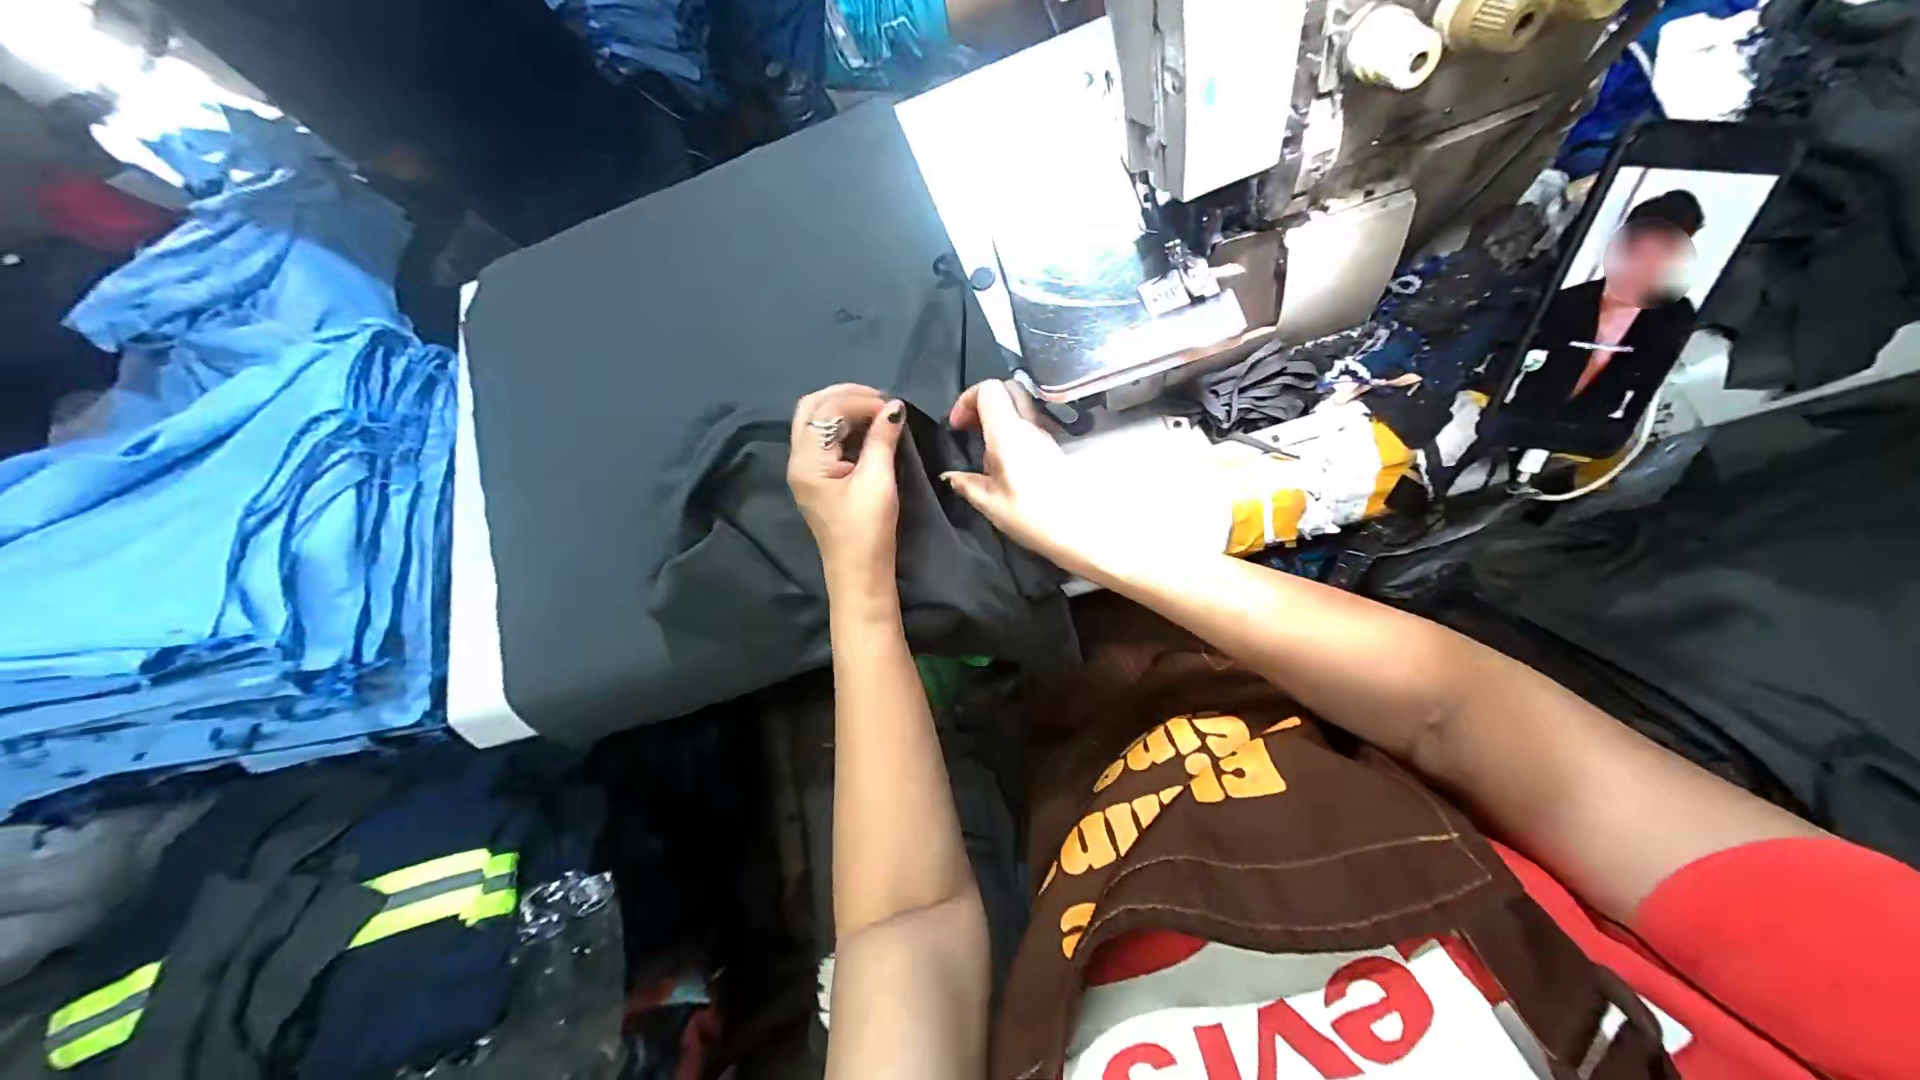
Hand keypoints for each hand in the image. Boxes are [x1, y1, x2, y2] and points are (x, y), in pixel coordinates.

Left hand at [788, 384, 906, 588]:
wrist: (858, 573)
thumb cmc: (867, 530)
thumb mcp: (878, 480)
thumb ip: (882, 438)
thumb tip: (894, 406)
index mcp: (807, 460)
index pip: (827, 410)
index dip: (861, 401)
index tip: (892, 408)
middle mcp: (798, 459)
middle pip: (812, 408)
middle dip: (846, 396)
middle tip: (880, 401)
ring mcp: (805, 469)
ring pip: (815, 421)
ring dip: (844, 409)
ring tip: (877, 411)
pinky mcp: (817, 478)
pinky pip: (823, 438)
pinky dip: (844, 426)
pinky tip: (868, 429)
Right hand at [943, 380, 1228, 584]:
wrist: (1085, 533)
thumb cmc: (1035, 519)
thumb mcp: (991, 504)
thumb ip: (967, 484)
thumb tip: (950, 476)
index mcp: (1010, 434)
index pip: (988, 389)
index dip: (966, 400)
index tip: (957, 426)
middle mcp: (1031, 427)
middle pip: (1007, 389)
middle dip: (982, 402)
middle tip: (969, 428)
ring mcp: (1047, 437)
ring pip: (1020, 408)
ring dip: (998, 418)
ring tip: (985, 451)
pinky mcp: (1055, 451)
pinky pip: (1030, 428)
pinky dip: (1012, 434)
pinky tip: (1005, 464)